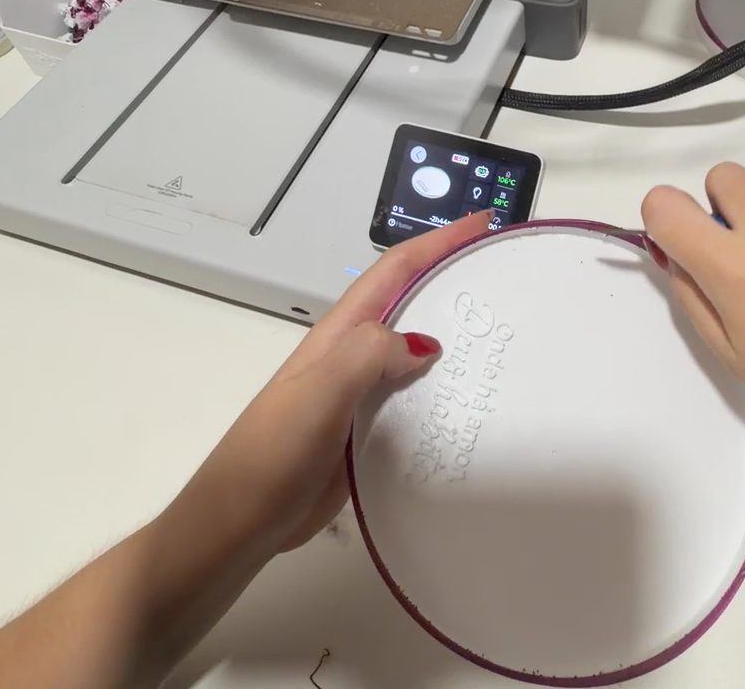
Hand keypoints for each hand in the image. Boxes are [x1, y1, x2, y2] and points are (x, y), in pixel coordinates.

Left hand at [174, 212, 491, 555]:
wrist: (242, 521)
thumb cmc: (274, 451)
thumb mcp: (319, 391)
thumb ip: (368, 354)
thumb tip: (427, 343)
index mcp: (341, 333)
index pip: (395, 271)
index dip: (436, 242)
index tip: (481, 224)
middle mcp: (356, 354)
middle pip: (411, 302)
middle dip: (452, 278)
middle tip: (502, 275)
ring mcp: (363, 393)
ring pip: (417, 350)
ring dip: (455, 334)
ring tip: (501, 334)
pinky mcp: (371, 429)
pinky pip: (418, 396)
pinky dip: (446, 387)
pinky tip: (473, 398)